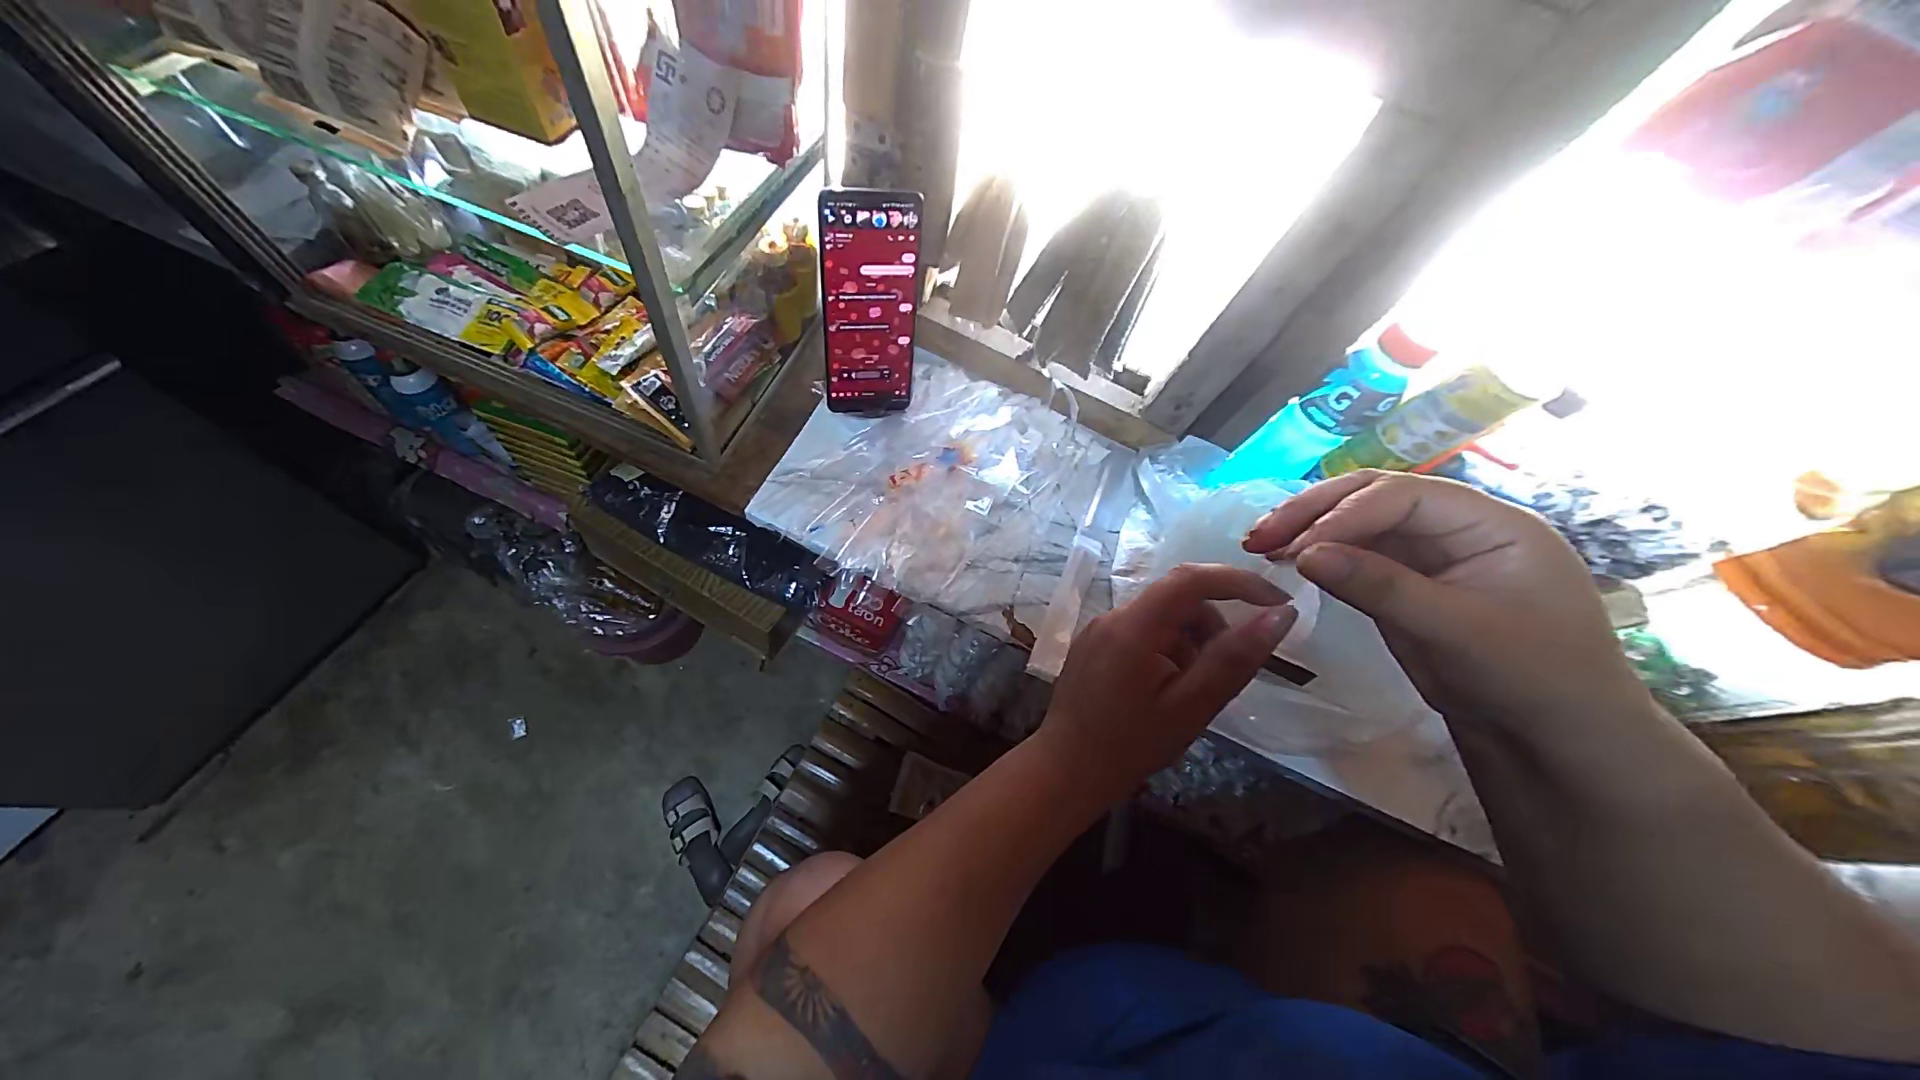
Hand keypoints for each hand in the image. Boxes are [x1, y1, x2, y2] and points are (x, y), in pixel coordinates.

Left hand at [1037, 564, 1296, 801]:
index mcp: (1133, 627)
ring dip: (1190, 641)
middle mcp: (1112, 616)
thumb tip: (1280, 616)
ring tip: (1189, 690)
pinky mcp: (1094, 643)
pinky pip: (1142, 630)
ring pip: (1162, 616)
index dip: (1239, 582)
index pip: (1191, 579)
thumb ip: (1234, 659)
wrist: (1067, 769)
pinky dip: (1167, 648)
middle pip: (1177, 598)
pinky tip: (1165, 689)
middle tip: (1224, 671)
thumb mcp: (1192, 706)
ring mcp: (1099, 629)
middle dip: (1213, 625)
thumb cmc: (1131, 745)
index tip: (1278, 602)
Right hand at [1243, 470, 1645, 729]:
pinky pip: (1354, 554)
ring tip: (1261, 546)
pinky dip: (1318, 555)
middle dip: (1314, 511)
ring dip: (1308, 529)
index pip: (1403, 496)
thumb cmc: (1530, 677)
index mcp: (1489, 522)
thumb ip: (1380, 586)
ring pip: (1356, 523)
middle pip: (1373, 496)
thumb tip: (1303, 554)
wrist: (1551, 738)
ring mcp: (1428, 553)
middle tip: (1260, 536)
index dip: (1344, 514)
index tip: (1295, 549)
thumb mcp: (1456, 630)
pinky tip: (1287, 560)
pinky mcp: (1404, 580)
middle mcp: (1455, 526)